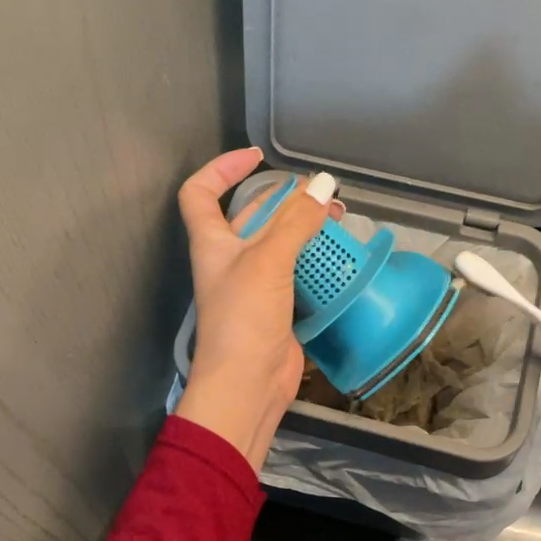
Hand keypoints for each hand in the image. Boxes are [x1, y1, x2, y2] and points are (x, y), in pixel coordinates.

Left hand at [173, 147, 342, 469]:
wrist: (247, 383)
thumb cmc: (244, 317)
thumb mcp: (268, 260)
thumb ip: (296, 221)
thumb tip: (324, 185)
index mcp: (212, 242)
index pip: (201, 193)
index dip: (222, 169)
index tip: (256, 157)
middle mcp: (229, 260)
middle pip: (251, 217)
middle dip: (284, 200)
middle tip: (322, 194)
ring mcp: (253, 287)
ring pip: (278, 246)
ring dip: (305, 230)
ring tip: (339, 219)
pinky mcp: (276, 309)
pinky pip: (295, 275)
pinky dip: (314, 263)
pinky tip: (339, 259)